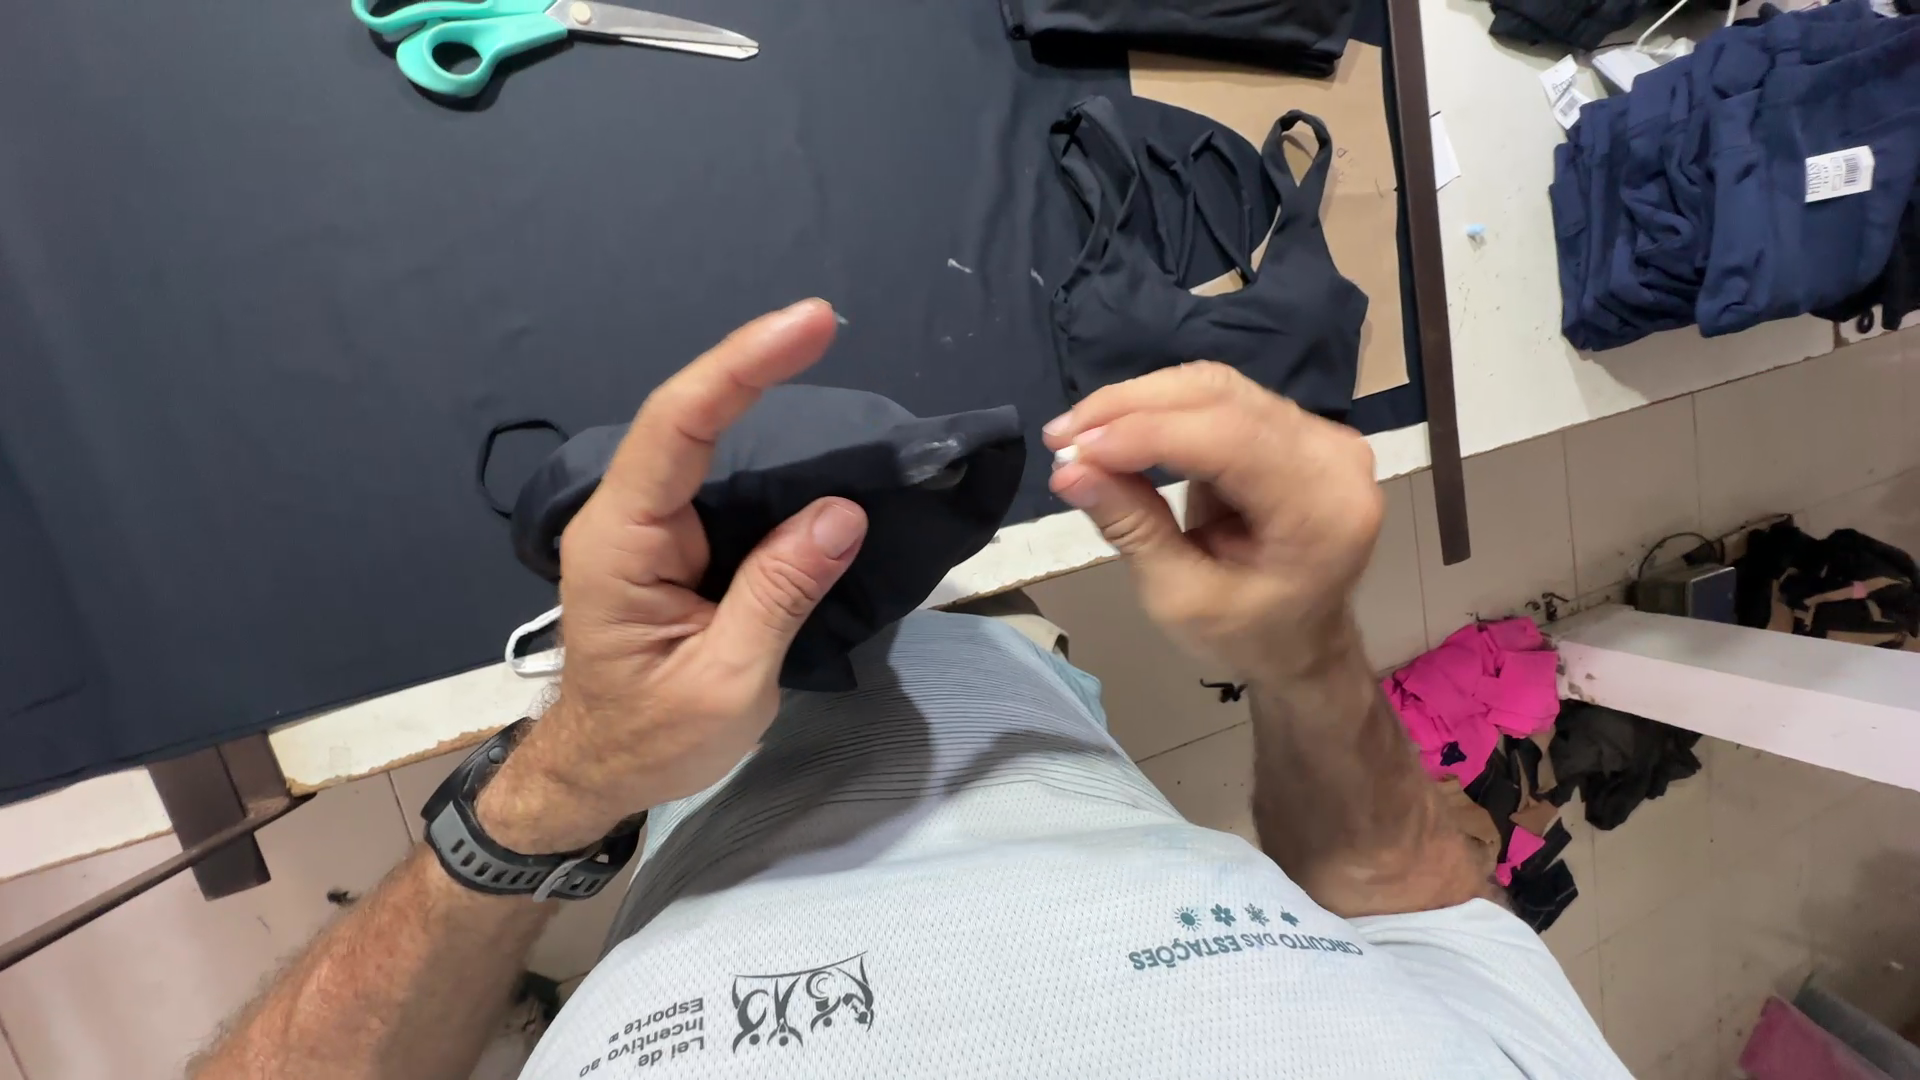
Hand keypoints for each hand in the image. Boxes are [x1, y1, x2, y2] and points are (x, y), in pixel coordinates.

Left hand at [478, 300, 868, 852]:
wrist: (603, 771)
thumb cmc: (652, 738)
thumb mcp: (726, 681)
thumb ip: (778, 594)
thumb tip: (842, 513)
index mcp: (623, 542)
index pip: (678, 428)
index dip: (741, 367)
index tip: (808, 325)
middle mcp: (630, 517)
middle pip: (689, 416)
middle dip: (754, 363)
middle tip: (823, 325)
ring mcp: (653, 527)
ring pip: (708, 443)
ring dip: (763, 398)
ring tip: (820, 358)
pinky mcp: (679, 543)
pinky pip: (726, 481)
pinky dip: (771, 452)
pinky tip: (809, 438)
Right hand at [1043, 361, 1382, 682]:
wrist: (1300, 645)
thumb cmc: (1245, 635)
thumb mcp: (1179, 597)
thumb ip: (1131, 528)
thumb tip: (1067, 472)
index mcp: (1321, 510)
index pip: (1229, 440)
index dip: (1144, 435)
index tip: (1071, 451)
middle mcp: (1331, 455)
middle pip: (1219, 397)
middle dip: (1128, 409)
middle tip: (1060, 436)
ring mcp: (1316, 435)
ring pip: (1212, 387)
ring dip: (1135, 403)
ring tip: (1077, 432)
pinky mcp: (1290, 429)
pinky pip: (1215, 400)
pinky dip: (1155, 410)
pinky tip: (1112, 431)